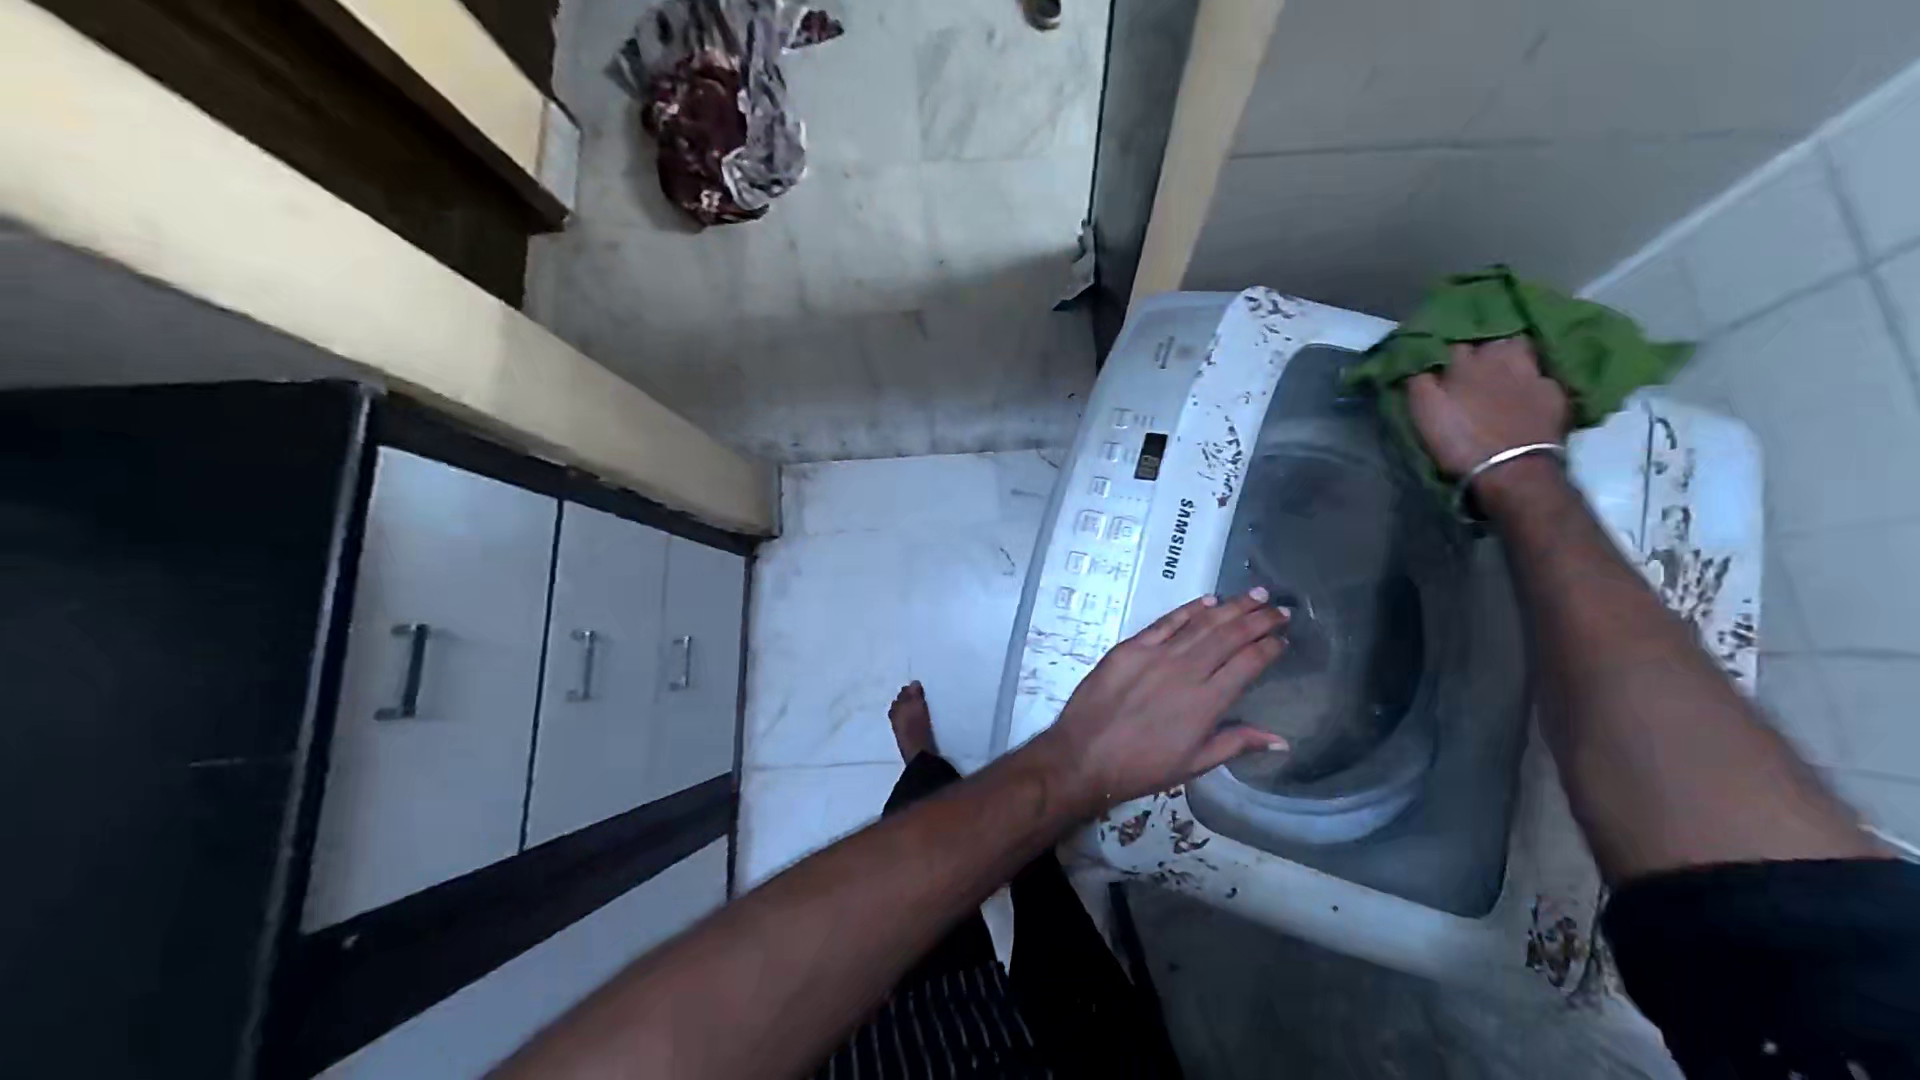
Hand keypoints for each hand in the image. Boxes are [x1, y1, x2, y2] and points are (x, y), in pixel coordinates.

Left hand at [1032, 590, 1289, 814]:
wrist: (1084, 756)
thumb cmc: (1141, 767)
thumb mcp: (1194, 764)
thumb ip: (1237, 744)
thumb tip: (1281, 740)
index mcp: (1207, 702)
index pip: (1248, 664)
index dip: (1269, 647)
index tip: (1283, 638)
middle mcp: (1187, 671)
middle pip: (1230, 636)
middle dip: (1258, 620)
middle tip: (1279, 609)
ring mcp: (1156, 655)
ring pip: (1202, 623)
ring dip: (1232, 607)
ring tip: (1256, 595)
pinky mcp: (1130, 647)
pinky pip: (1165, 622)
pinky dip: (1189, 609)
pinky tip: (1208, 601)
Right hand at [1406, 337, 1570, 479]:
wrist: (1511, 469)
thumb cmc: (1459, 439)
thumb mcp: (1424, 410)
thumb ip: (1419, 380)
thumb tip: (1417, 359)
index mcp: (1466, 361)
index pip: (1450, 340)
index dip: (1441, 346)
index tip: (1434, 354)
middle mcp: (1502, 358)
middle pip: (1492, 338)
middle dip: (1481, 343)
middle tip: (1471, 356)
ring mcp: (1533, 374)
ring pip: (1521, 349)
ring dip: (1510, 353)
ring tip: (1500, 366)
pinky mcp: (1555, 393)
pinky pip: (1541, 375)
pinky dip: (1532, 378)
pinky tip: (1526, 388)